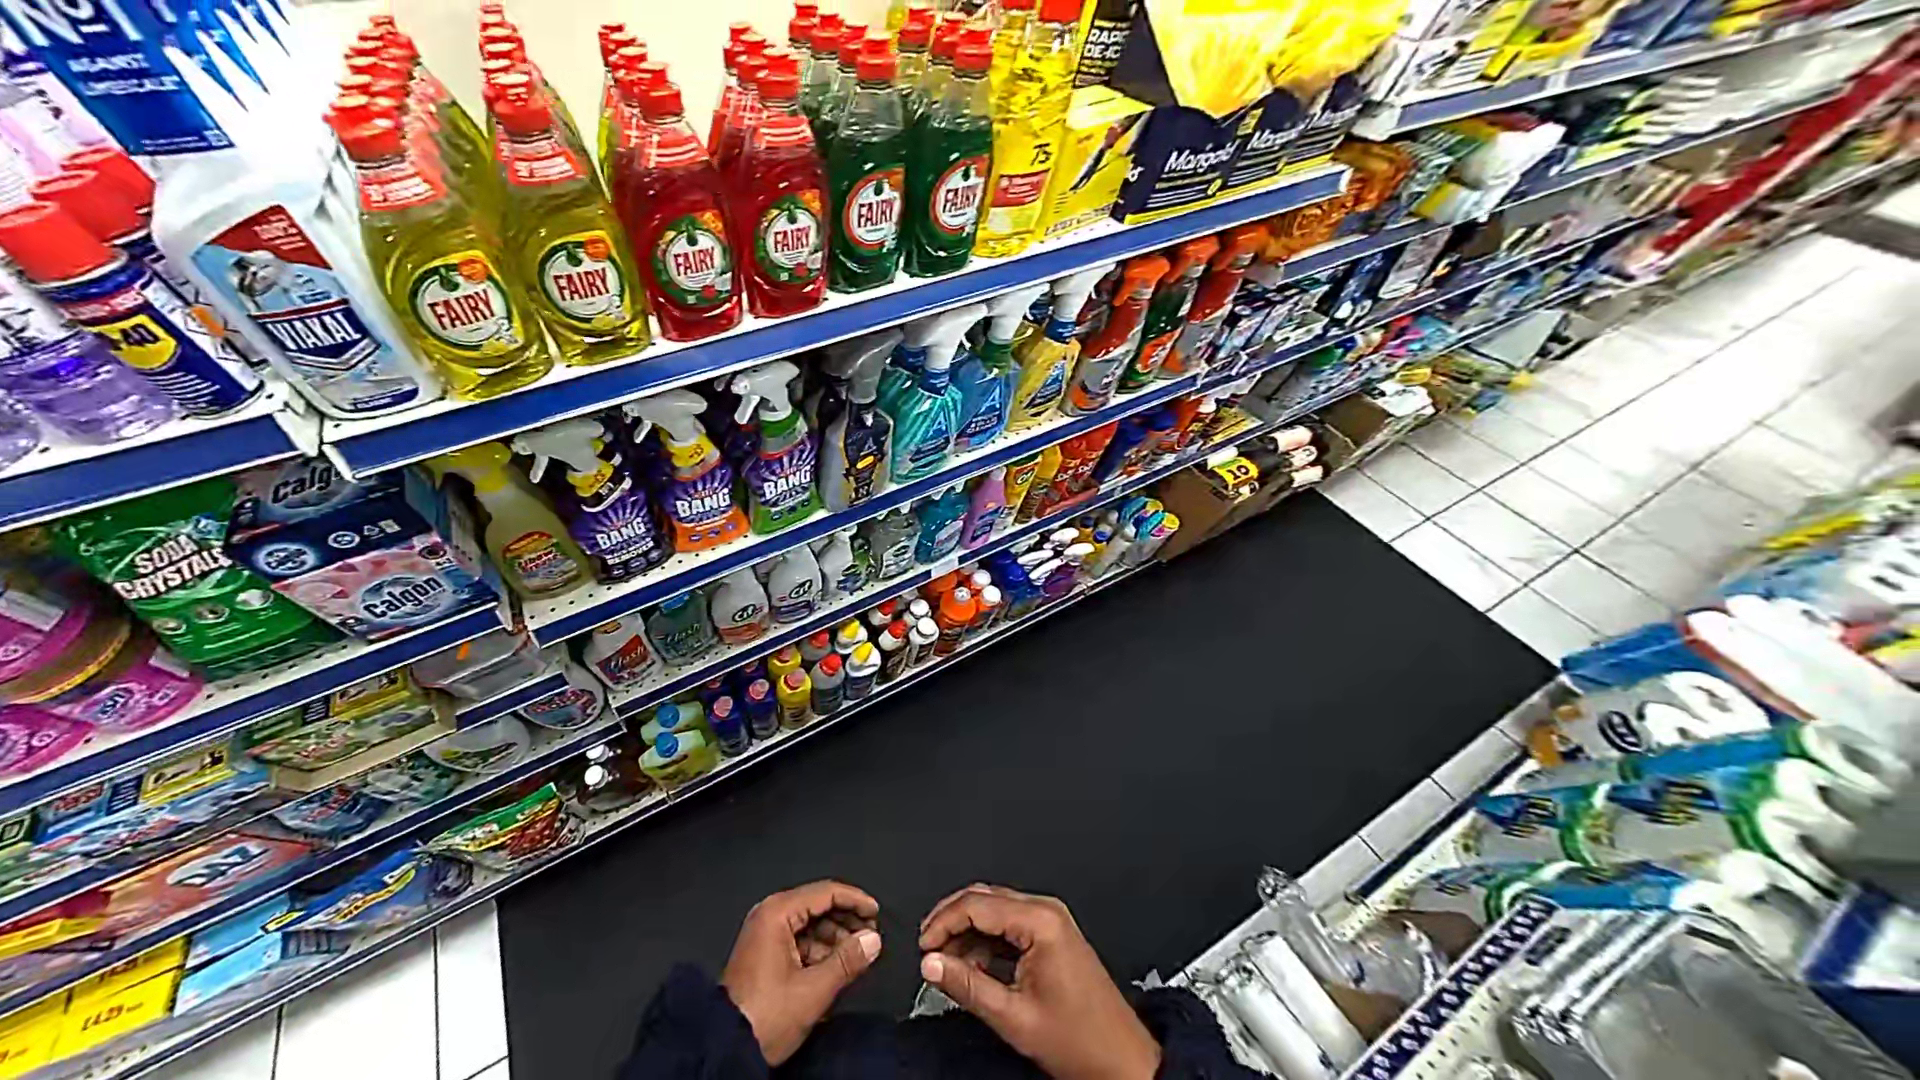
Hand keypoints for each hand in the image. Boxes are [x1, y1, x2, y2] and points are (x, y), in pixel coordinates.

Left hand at [720, 880, 882, 1065]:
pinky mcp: (763, 952)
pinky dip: (819, 950)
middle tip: (870, 937)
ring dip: (835, 938)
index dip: (856, 901)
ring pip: (810, 924)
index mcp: (777, 913)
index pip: (826, 892)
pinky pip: (799, 940)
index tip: (876, 913)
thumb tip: (873, 940)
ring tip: (855, 957)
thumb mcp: (813, 990)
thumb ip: (848, 961)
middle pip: (818, 905)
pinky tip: (835, 967)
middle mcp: (769, 915)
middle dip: (846, 921)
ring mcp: (764, 933)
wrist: (722, 1050)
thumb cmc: (764, 1017)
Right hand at [917, 884, 1160, 1079]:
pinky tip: (973, 966)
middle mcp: (1047, 912)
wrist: (1121, 1061)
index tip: (924, 945)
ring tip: (948, 965)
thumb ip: (968, 985)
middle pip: (984, 899)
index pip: (977, 904)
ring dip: (967, 933)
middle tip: (929, 949)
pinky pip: (1009, 924)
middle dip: (951, 922)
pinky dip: (986, 940)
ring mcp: (1050, 921)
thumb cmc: (1081, 1041)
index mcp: (1041, 921)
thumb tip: (932, 964)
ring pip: (994, 910)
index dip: (943, 922)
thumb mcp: (1014, 1017)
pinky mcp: (1051, 934)